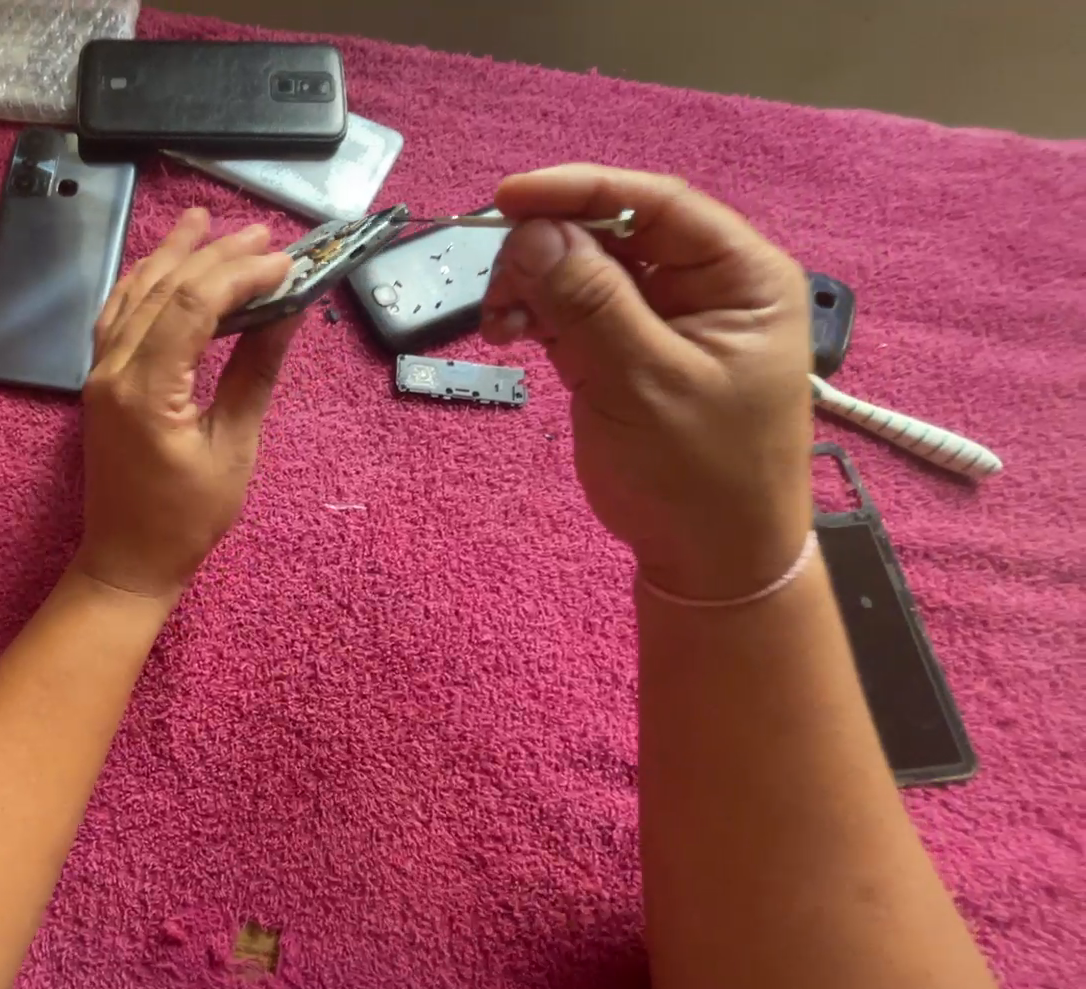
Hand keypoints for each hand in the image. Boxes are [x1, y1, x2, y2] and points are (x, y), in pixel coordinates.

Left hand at [71, 208, 299, 602]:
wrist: (127, 560)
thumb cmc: (186, 520)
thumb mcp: (234, 448)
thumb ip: (255, 374)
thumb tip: (287, 314)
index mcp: (146, 392)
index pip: (192, 306)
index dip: (240, 275)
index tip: (285, 262)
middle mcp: (112, 373)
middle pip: (162, 291)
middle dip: (213, 256)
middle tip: (262, 234)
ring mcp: (98, 377)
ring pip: (131, 297)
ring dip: (169, 257)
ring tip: (203, 221)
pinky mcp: (98, 385)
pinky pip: (115, 320)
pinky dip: (140, 287)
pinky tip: (158, 268)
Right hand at [480, 165, 814, 600]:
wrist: (703, 552)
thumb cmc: (697, 472)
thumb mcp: (644, 382)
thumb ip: (590, 304)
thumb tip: (532, 234)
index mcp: (736, 277)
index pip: (656, 205)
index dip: (582, 191)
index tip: (508, 198)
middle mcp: (696, 287)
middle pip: (608, 236)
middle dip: (545, 253)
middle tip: (498, 292)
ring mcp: (652, 321)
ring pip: (577, 274)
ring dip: (529, 289)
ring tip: (500, 328)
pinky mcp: (616, 352)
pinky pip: (566, 313)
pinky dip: (532, 318)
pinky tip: (509, 335)